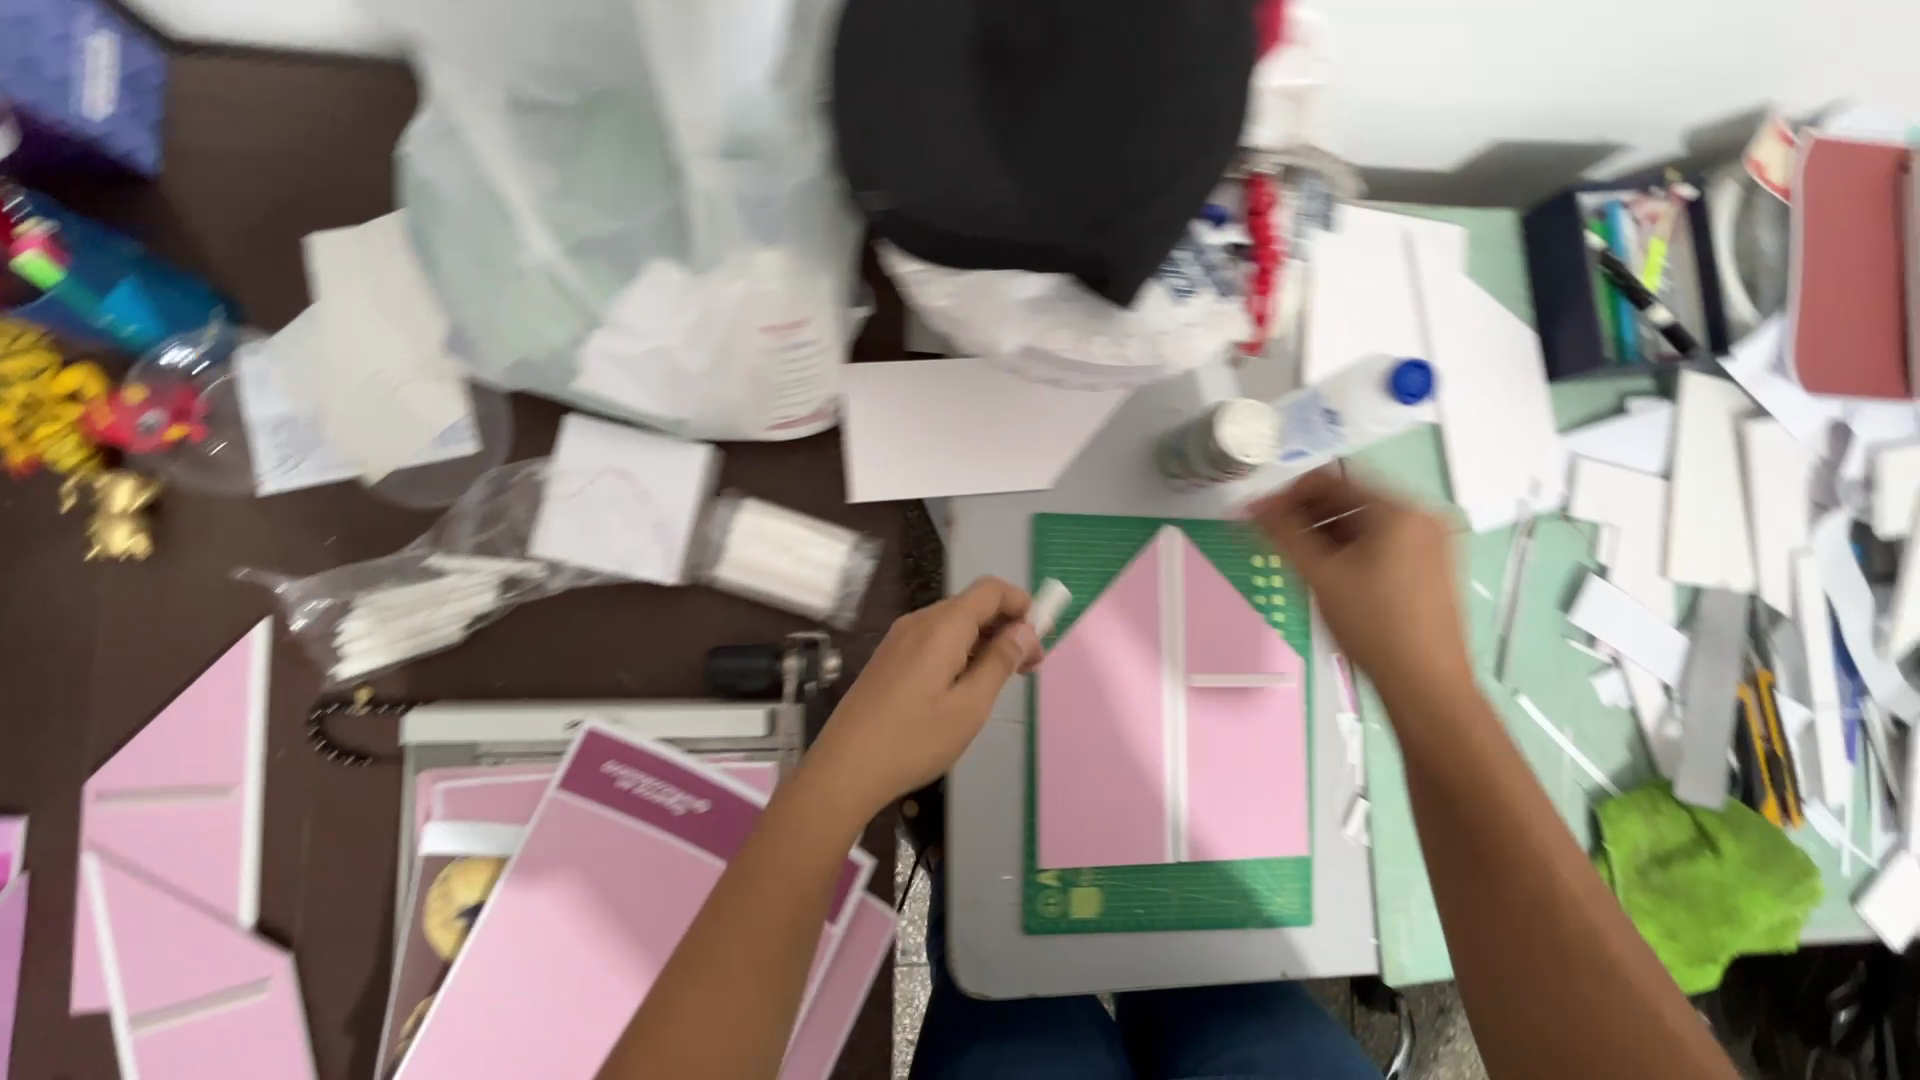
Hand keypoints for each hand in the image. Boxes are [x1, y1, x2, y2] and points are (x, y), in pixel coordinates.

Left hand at [802, 577, 1041, 818]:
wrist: (844, 768)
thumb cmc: (914, 740)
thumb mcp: (969, 706)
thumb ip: (999, 662)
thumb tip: (1025, 630)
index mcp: (941, 627)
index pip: (990, 590)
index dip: (1022, 604)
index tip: (1042, 637)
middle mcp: (918, 622)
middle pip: (972, 605)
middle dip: (1007, 626)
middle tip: (1030, 667)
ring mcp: (899, 639)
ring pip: (953, 624)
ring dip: (984, 641)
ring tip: (1003, 680)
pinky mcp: (889, 659)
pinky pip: (933, 640)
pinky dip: (960, 651)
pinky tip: (966, 685)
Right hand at [1247, 469, 1473, 706]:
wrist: (1425, 683)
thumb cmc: (1371, 625)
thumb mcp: (1319, 575)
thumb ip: (1282, 532)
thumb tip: (1253, 504)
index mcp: (1399, 509)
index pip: (1330, 481)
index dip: (1288, 496)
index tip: (1260, 517)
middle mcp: (1422, 516)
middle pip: (1349, 499)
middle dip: (1307, 516)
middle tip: (1273, 539)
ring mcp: (1432, 542)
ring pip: (1364, 523)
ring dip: (1326, 533)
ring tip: (1298, 560)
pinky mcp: (1432, 565)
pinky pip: (1382, 542)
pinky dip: (1351, 549)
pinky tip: (1330, 573)